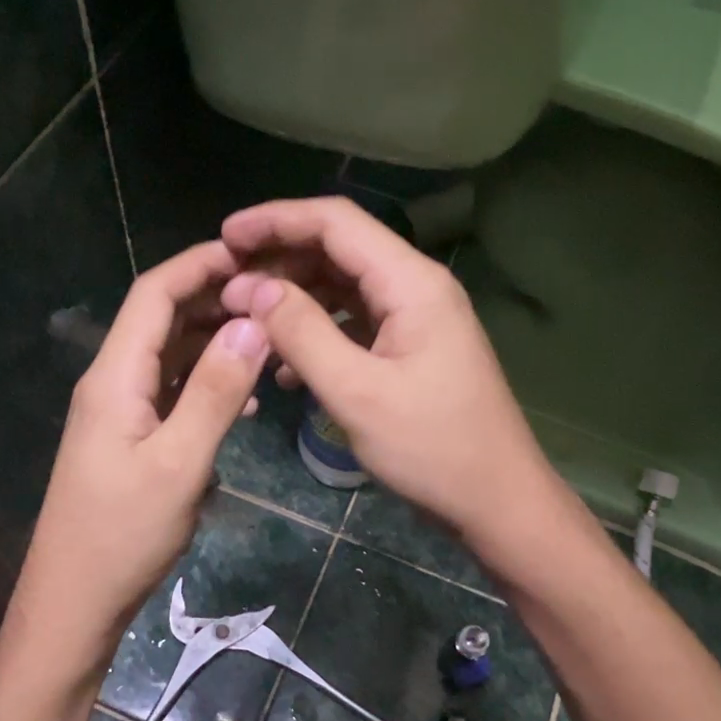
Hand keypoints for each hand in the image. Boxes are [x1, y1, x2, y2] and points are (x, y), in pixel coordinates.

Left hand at [13, 241, 269, 659]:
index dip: (200, 265)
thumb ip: (216, 391)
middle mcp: (112, 383)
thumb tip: (253, 323)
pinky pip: (171, 395)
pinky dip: (206, 387)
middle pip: (161, 320)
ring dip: (215, 344)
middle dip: (215, 301)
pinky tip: (243, 402)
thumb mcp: (179, 462)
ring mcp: (119, 414)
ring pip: (170, 358)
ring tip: (269, 343)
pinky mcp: (129, 442)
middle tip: (275, 298)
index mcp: (115, 377)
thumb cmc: (123, 534)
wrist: (75, 602)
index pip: (154, 294)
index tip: (254, 255)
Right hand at [218, 197, 556, 541]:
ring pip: (342, 287)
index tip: (224, 236)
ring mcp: (415, 319)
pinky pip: (354, 324)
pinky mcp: (410, 349)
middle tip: (226, 286)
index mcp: (411, 282)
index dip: (276, 219)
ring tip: (245, 323)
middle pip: (338, 249)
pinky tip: (283, 368)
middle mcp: (415, 287)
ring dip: (294, 300)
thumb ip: (301, 333)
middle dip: (280, 261)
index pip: (336, 222)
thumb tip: (251, 288)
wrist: (496, 501)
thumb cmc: (432, 448)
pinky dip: (316, 334)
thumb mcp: (357, 392)